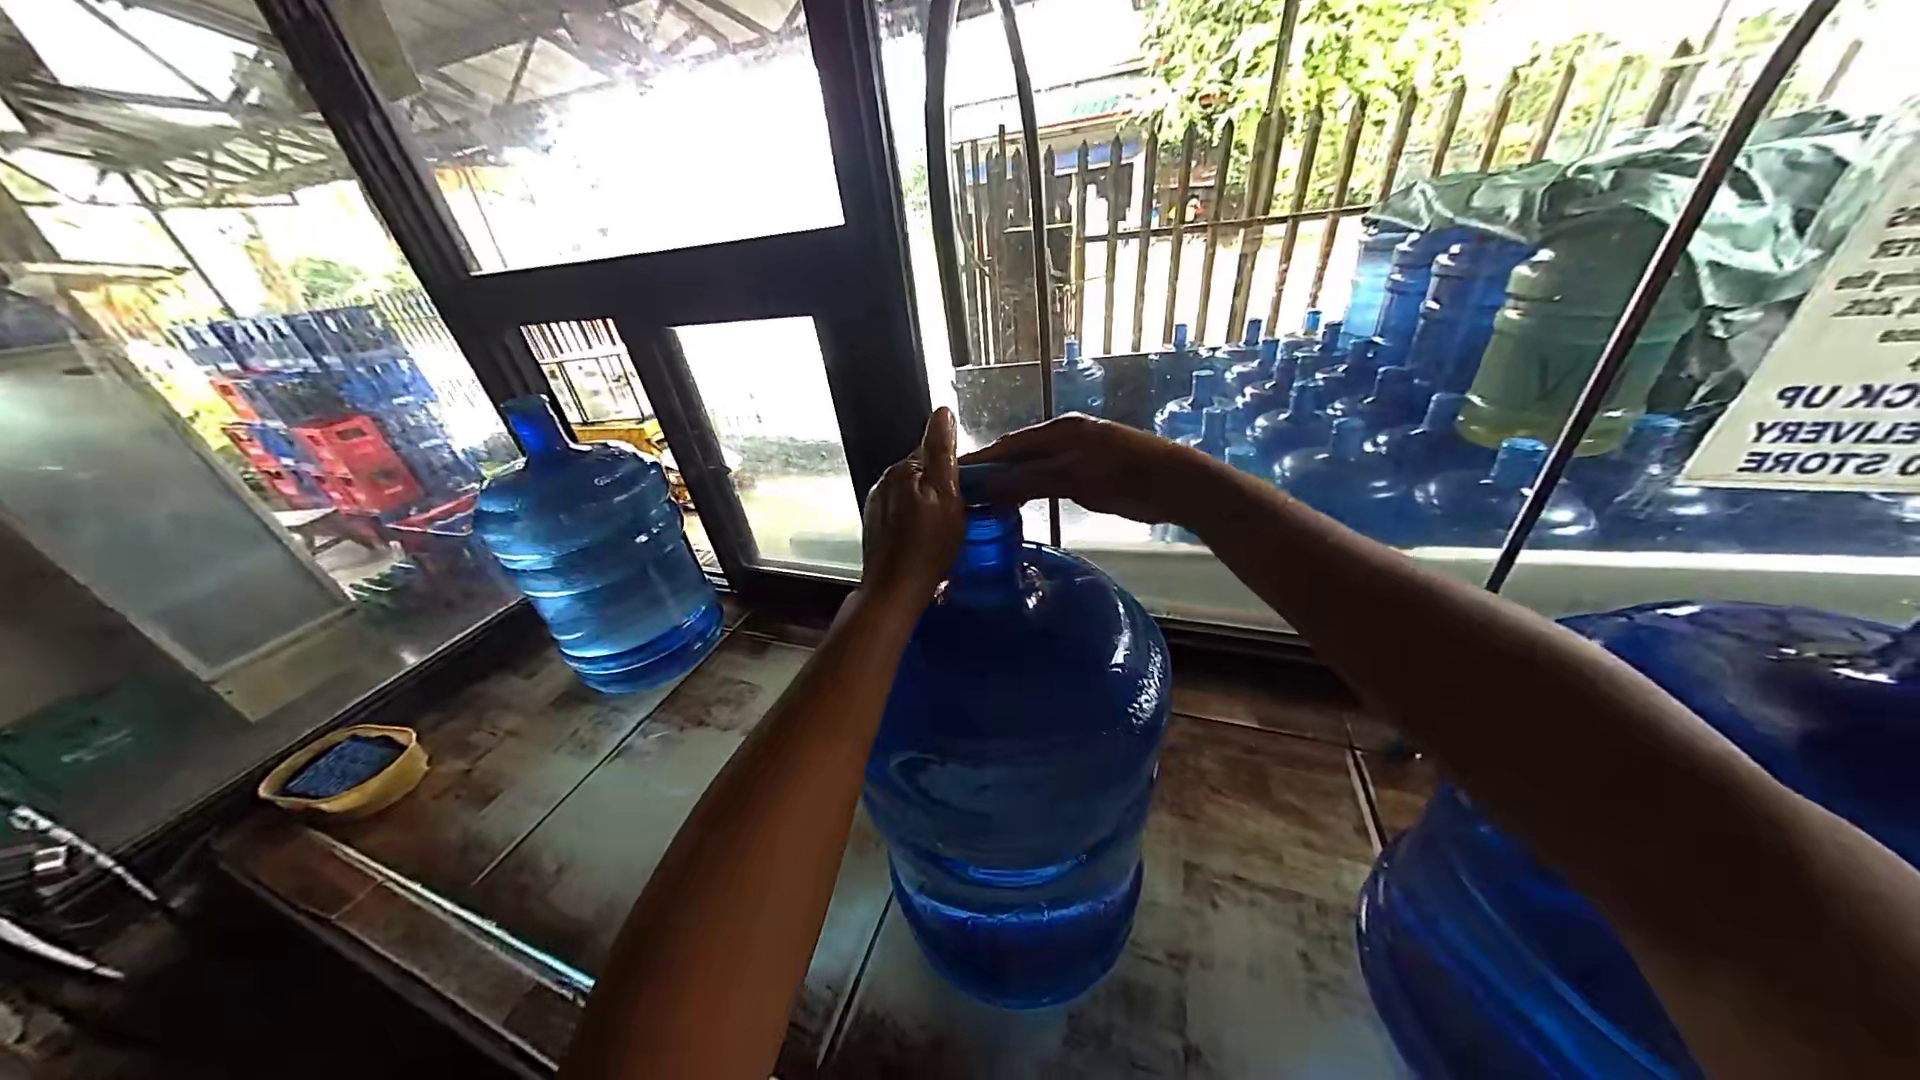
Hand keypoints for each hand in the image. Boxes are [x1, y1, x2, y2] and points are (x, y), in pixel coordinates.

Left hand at [859, 407, 964, 606]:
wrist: (894, 592)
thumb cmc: (927, 547)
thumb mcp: (946, 496)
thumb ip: (943, 452)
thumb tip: (943, 411)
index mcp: (902, 470)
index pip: (935, 451)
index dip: (958, 468)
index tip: (972, 489)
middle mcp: (885, 482)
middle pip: (925, 473)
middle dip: (945, 487)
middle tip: (964, 514)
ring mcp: (877, 505)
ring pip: (915, 494)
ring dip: (932, 505)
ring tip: (948, 530)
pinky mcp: (877, 527)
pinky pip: (905, 514)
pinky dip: (919, 522)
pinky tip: (928, 541)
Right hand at [959, 413, 1204, 524]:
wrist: (1176, 485)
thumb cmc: (1126, 475)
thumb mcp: (1074, 477)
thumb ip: (1031, 480)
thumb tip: (988, 485)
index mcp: (1060, 430)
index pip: (1009, 444)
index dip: (982, 460)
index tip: (954, 475)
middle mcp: (1064, 438)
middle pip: (1018, 455)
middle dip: (991, 472)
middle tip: (964, 494)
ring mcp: (1076, 456)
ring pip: (1032, 469)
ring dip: (1009, 484)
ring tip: (984, 503)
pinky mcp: (1087, 476)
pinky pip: (1047, 481)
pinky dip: (1029, 491)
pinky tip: (1018, 504)